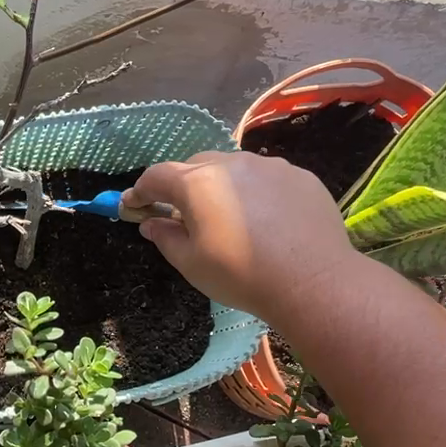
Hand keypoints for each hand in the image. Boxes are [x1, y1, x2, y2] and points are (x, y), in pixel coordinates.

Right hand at [128, 151, 362, 323]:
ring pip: (232, 168)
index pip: (157, 176)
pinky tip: (264, 222)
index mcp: (198, 183)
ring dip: (219, 187)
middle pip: (195, 165)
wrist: (312, 282)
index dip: (140, 190)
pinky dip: (254, 193)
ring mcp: (270, 166)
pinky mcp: (299, 176)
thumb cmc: (240, 276)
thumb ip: (165, 238)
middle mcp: (232, 164)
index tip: (133, 206)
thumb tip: (151, 223)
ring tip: (226, 218)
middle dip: (181, 185)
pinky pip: (265, 178)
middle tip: (181, 215)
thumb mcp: (190, 264)